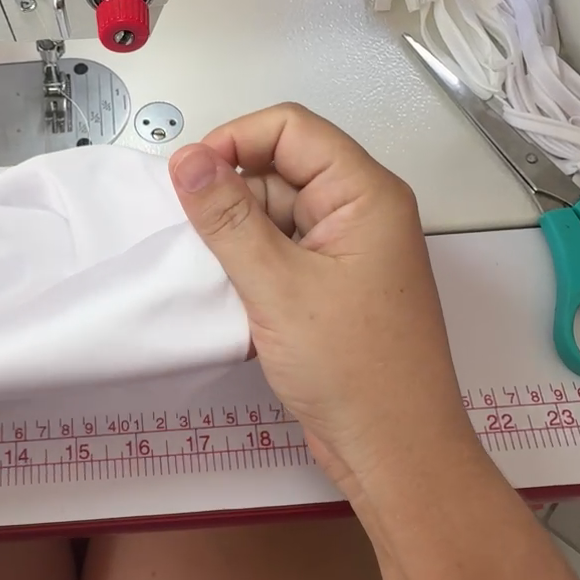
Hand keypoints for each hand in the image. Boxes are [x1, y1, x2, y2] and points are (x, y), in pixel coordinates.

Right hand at [168, 104, 472, 494]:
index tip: (187, 178)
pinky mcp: (329, 286)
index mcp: (365, 194)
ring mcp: (344, 251)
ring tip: (215, 274)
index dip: (235, 140)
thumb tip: (187, 158)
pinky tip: (230, 293)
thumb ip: (227, 217)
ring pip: (274, 213)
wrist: (392, 451)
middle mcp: (359, 212)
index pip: (291, 128)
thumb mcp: (277, 285)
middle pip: (280, 169)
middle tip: (194, 238)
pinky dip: (248, 264)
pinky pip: (279, 251)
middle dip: (231, 195)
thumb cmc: (353, 370)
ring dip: (236, 235)